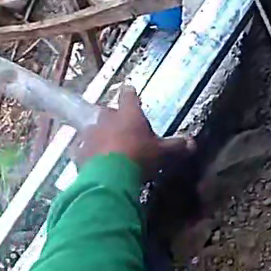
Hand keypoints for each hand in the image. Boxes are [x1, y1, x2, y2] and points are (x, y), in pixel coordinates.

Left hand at [75, 85, 191, 171]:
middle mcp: (106, 119)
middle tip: (122, 130)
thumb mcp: (162, 153)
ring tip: (108, 149)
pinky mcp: (78, 152)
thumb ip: (176, 147)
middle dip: (113, 119)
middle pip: (107, 112)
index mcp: (128, 114)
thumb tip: (192, 143)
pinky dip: (88, 154)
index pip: (128, 96)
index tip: (129, 92)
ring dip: (100, 136)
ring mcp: (90, 134)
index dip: (130, 94)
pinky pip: (83, 150)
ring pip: (93, 130)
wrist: (109, 178)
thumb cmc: (138, 158)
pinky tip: (94, 163)